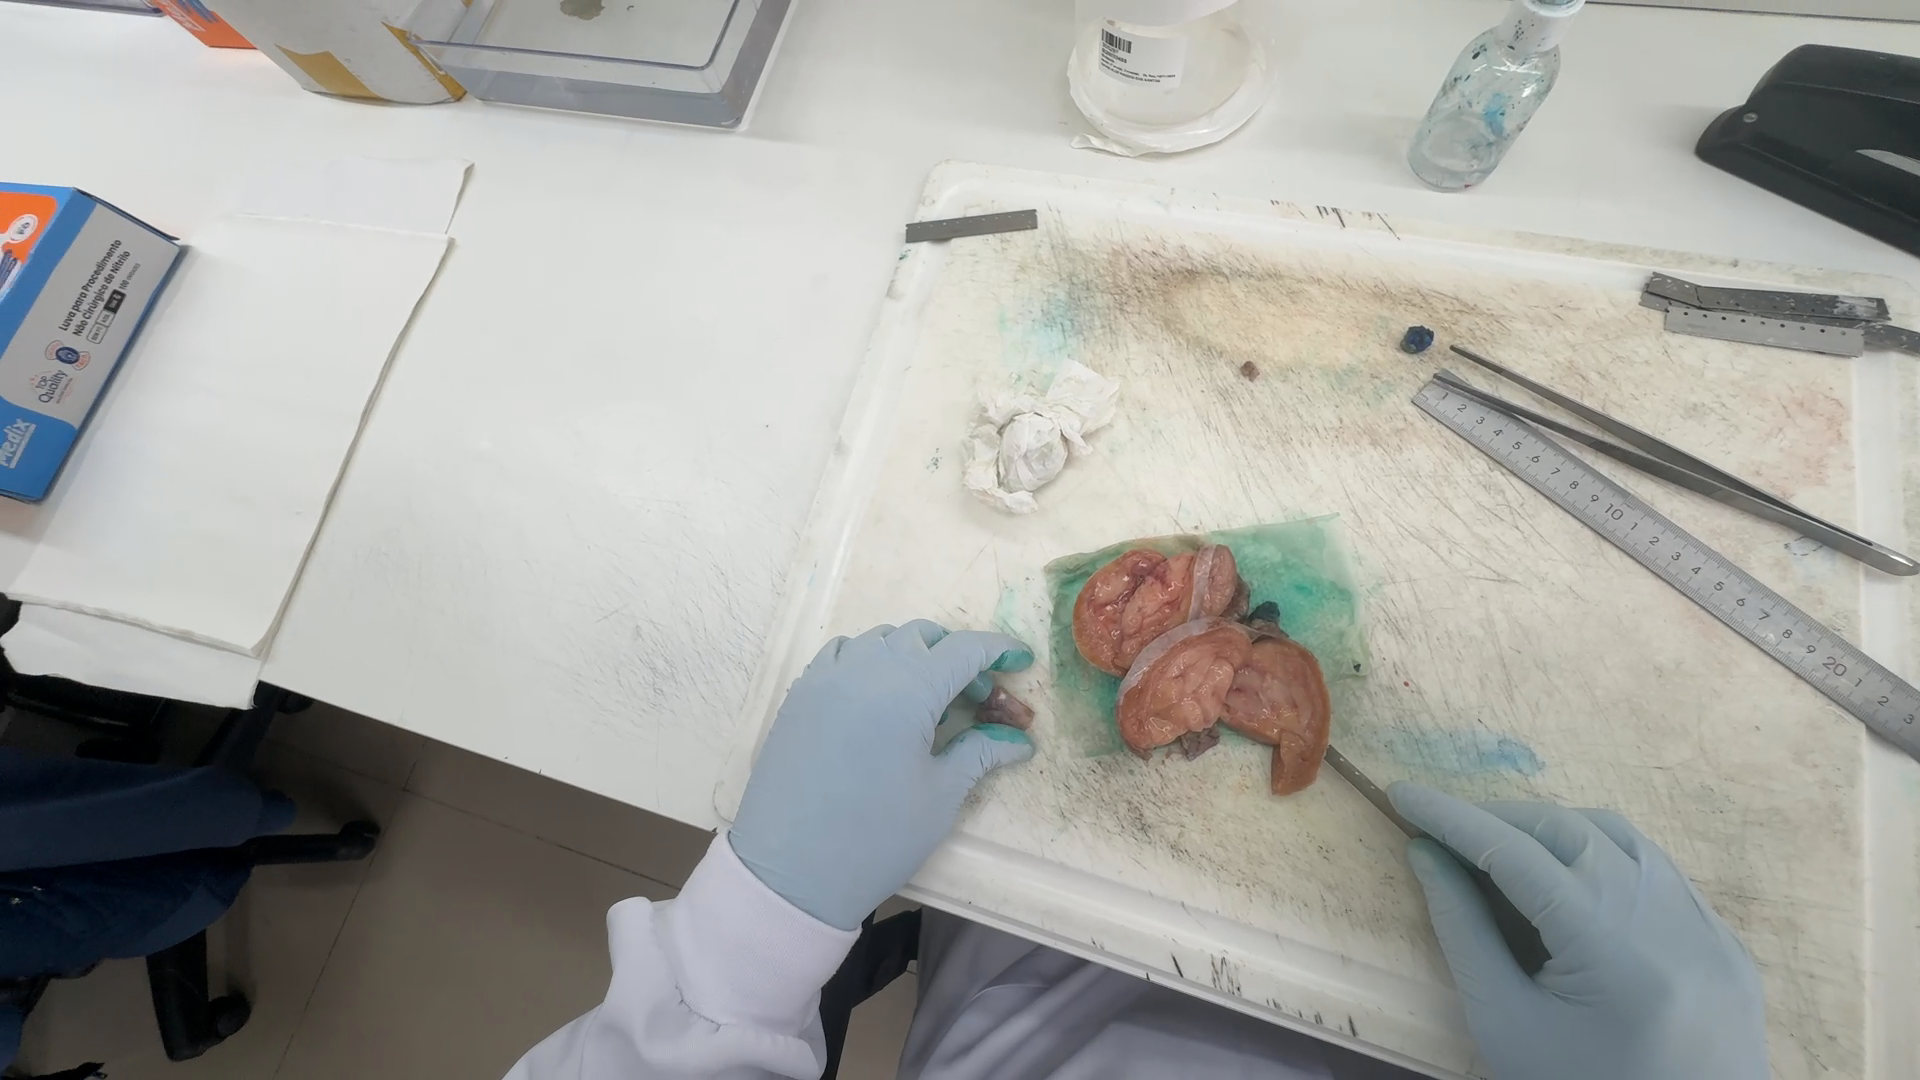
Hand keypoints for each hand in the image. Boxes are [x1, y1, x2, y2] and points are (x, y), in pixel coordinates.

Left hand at [729, 621, 1034, 930]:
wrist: (789, 871)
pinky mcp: (802, 692)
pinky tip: (876, 693)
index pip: (965, 649)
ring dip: (914, 653)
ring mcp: (829, 675)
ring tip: (926, 696)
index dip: (999, 649)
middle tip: (973, 699)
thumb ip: (981, 753)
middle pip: (924, 637)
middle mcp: (869, 667)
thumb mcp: (941, 795)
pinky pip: (843, 651)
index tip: (1022, 659)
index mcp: (910, 688)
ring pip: (882, 638)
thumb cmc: (877, 836)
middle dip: (958, 656)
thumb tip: (1020, 740)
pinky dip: (870, 657)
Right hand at [1388, 783, 1767, 1079]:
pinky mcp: (1729, 950)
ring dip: (1547, 828)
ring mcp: (1709, 934)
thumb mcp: (1501, 1015)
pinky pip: (1656, 869)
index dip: (1450, 816)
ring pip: (1615, 836)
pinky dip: (1599, 853)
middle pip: (1565, 830)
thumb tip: (1424, 850)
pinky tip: (1568, 877)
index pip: (1514, 851)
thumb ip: (1461, 924)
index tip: (1401, 791)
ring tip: (1502, 848)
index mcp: (1612, 947)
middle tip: (1444, 832)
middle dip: (1495, 819)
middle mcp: (1671, 924)